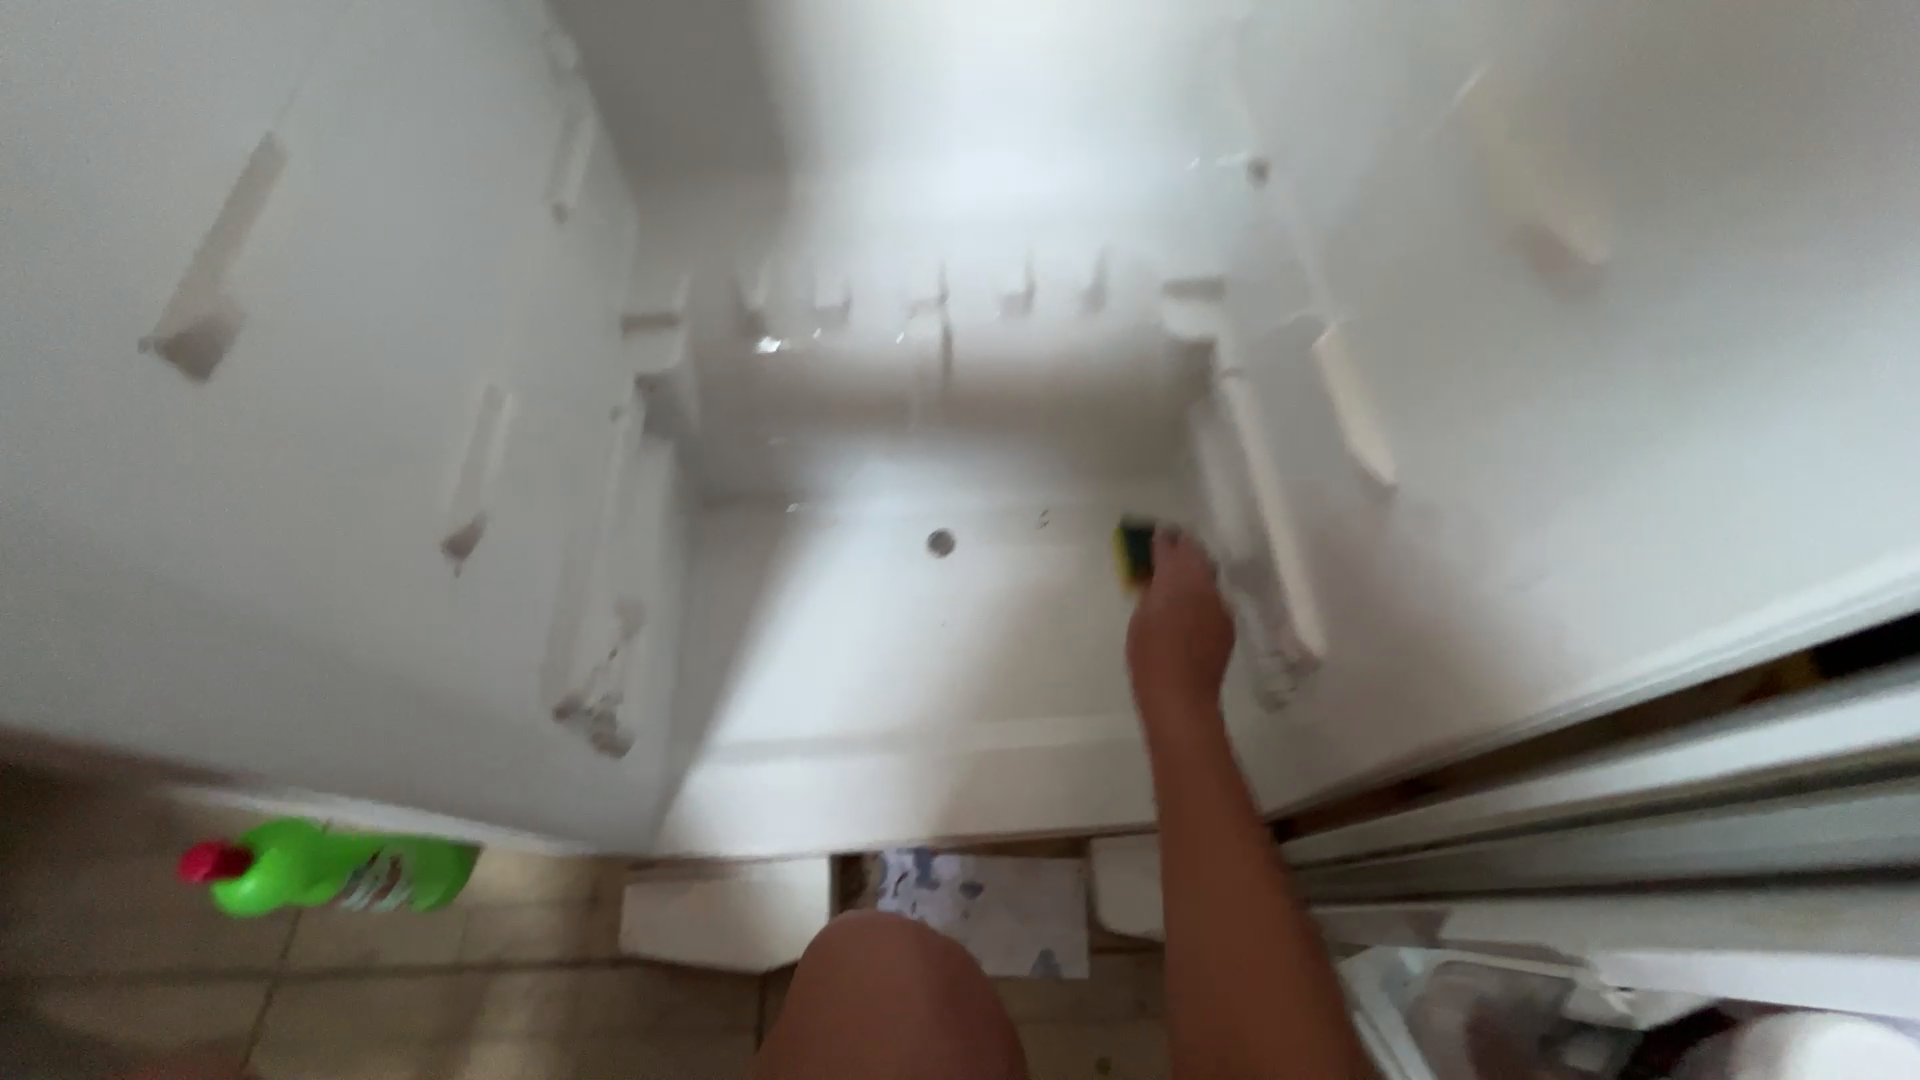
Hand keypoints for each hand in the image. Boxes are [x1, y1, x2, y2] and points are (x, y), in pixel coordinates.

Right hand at [1126, 529, 1234, 717]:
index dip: (1161, 538)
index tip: (1156, 532)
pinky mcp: (1228, 621)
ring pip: (1208, 574)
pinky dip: (1203, 593)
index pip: (1168, 548)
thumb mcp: (1140, 618)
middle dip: (1183, 545)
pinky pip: (1214, 597)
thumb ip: (1150, 592)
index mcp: (1173, 579)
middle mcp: (1201, 584)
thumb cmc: (1148, 655)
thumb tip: (1156, 580)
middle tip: (1172, 543)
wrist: (1181, 692)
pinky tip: (1194, 605)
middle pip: (1195, 553)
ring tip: (1182, 572)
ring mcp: (1219, 602)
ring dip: (1195, 568)